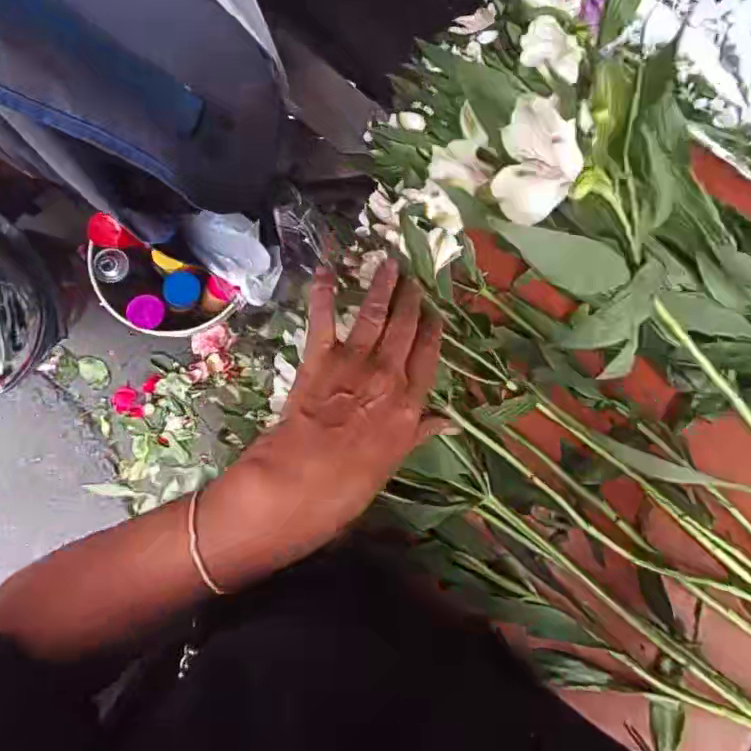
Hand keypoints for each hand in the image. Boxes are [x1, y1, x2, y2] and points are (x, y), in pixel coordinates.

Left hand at [198, 260, 446, 587]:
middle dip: (411, 300)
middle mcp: (387, 377)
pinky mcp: (318, 359)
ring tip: (389, 265)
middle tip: (415, 278)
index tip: (436, 311)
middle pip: (405, 329)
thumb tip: (450, 422)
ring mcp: (353, 364)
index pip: (429, 357)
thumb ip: (419, 433)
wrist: (299, 484)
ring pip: (374, 316)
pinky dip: (325, 295)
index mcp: (409, 405)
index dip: (433, 330)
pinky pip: (325, 320)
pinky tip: (327, 273)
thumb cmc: (348, 486)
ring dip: (382, 288)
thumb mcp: (392, 463)